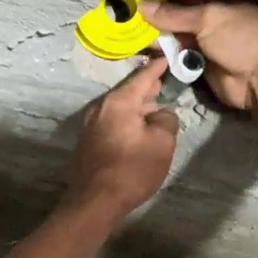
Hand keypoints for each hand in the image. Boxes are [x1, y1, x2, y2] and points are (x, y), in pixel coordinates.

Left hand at [68, 56, 178, 216]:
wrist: (95, 201)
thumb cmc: (132, 169)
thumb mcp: (162, 143)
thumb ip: (166, 120)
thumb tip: (160, 114)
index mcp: (119, 102)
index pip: (143, 77)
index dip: (158, 67)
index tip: (169, 56)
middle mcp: (100, 107)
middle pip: (128, 91)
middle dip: (147, 87)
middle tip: (165, 82)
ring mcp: (90, 125)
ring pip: (119, 108)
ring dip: (137, 106)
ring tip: (155, 106)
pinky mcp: (88, 141)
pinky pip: (111, 121)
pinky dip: (127, 120)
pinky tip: (138, 128)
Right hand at [139, 0, 257, 111]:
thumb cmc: (243, 39)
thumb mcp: (209, 19)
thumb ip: (174, 13)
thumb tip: (142, 4)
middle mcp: (212, 15)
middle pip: (178, 9)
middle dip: (154, 11)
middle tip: (125, 11)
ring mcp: (206, 39)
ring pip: (175, 32)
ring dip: (155, 32)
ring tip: (128, 31)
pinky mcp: (200, 61)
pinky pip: (177, 53)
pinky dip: (161, 51)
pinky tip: (142, 49)